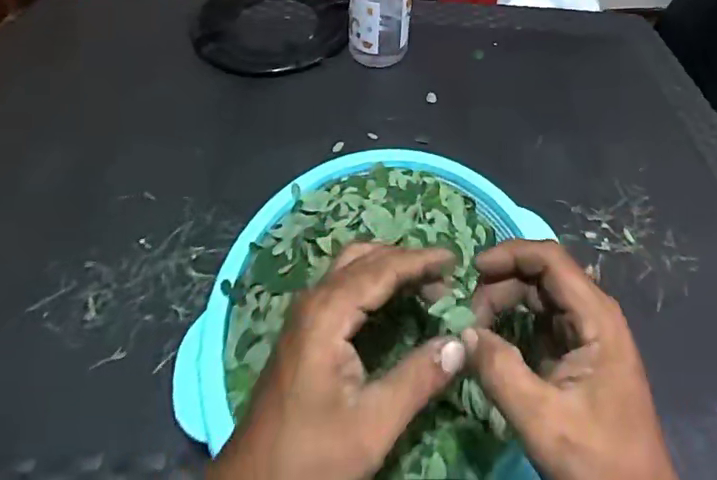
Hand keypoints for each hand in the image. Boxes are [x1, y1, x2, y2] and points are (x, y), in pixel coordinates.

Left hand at [210, 244, 468, 479]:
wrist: (256, 476)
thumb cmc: (313, 451)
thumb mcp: (373, 423)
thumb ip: (417, 379)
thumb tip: (460, 342)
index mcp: (327, 312)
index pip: (379, 268)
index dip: (418, 260)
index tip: (455, 257)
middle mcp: (313, 299)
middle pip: (362, 258)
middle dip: (404, 259)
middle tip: (445, 274)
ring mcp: (305, 312)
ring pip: (349, 269)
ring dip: (387, 267)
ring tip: (427, 283)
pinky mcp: (304, 328)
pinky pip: (342, 287)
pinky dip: (372, 283)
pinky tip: (394, 301)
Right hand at [465, 240, 677, 479]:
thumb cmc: (598, 461)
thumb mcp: (542, 420)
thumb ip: (499, 371)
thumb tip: (462, 332)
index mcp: (598, 320)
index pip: (550, 259)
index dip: (510, 254)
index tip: (473, 269)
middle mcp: (596, 317)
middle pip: (541, 274)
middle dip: (501, 284)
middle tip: (470, 313)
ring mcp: (589, 336)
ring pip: (538, 296)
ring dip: (504, 302)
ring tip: (477, 328)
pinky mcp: (579, 356)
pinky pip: (540, 322)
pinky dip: (513, 322)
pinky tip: (493, 341)